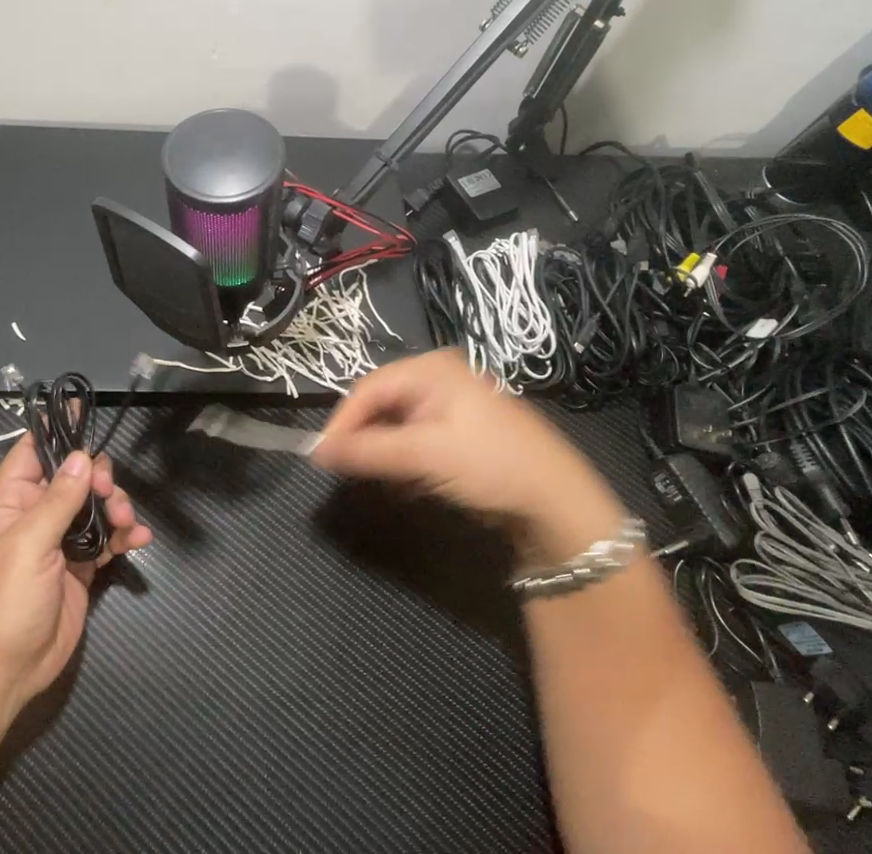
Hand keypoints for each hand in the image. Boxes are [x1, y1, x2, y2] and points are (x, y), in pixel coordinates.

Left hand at [0, 436, 152, 703]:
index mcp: (9, 504)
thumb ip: (58, 501)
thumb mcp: (27, 545)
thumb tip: (82, 457)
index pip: (31, 454)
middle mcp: (34, 517)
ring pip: (95, 507)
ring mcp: (59, 543)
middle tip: (108, 495)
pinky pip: (107, 540)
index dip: (55, 431)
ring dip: (116, 508)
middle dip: (98, 479)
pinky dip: (125, 537)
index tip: (82, 409)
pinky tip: (139, 541)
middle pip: (73, 478)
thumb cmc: (3, 602)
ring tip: (127, 525)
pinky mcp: (81, 568)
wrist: (7, 671)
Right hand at [312, 349, 625, 569]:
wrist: (558, 503)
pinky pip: (415, 442)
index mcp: (431, 369)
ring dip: (386, 457)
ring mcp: (450, 405)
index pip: (366, 389)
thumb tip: (313, 451)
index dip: (341, 423)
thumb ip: (366, 451)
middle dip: (366, 442)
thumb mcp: (424, 456)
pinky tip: (413, 486)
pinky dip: (406, 464)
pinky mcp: (459, 433)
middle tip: (355, 474)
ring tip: (390, 483)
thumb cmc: (491, 465)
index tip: (322, 459)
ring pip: (395, 428)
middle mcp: (438, 378)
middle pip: (380, 406)